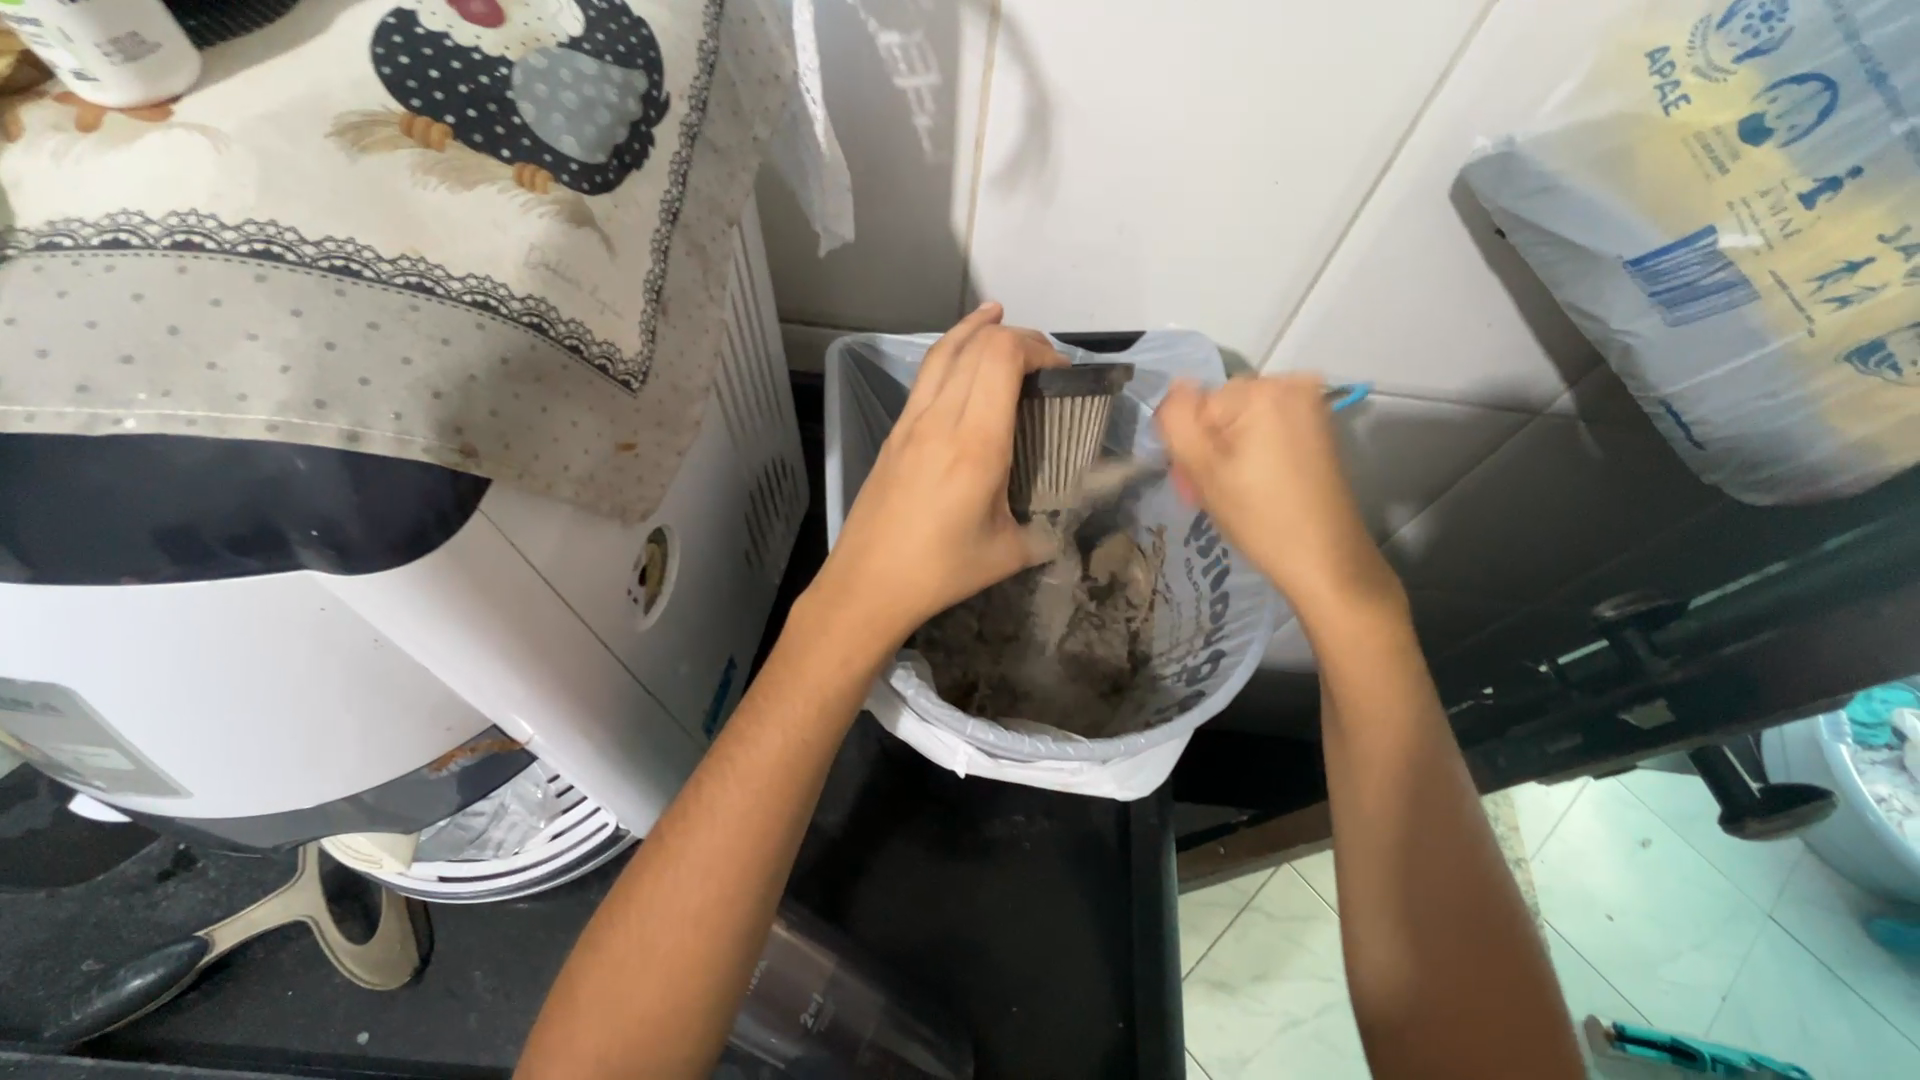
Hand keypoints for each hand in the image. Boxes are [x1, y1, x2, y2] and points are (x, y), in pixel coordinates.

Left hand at [802, 303, 1063, 651]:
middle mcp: (940, 419)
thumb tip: (1066, 519)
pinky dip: (950, 353)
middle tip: (1043, 360)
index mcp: (976, 444)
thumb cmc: (941, 571)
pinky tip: (963, 359)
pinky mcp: (894, 432)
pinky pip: (925, 376)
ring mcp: (911, 422)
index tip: (1061, 373)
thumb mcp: (1009, 553)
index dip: (1037, 349)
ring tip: (1000, 318)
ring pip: (943, 352)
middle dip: (1017, 337)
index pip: (1002, 358)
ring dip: (976, 331)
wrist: (867, 583)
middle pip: (977, 345)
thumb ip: (1045, 528)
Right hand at [1155, 374, 1401, 614]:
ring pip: (1241, 422)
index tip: (1191, 484)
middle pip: (1221, 410)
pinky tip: (1255, 485)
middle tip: (1207, 493)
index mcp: (1261, 391)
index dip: (1188, 445)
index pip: (1195, 406)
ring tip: (1231, 493)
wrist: (1326, 560)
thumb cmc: (1260, 518)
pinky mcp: (1319, 429)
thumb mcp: (1204, 470)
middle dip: (1209, 448)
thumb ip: (1177, 421)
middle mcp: (1291, 385)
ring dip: (1228, 453)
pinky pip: (1267, 430)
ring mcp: (1310, 406)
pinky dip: (1253, 453)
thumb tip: (1173, 387)